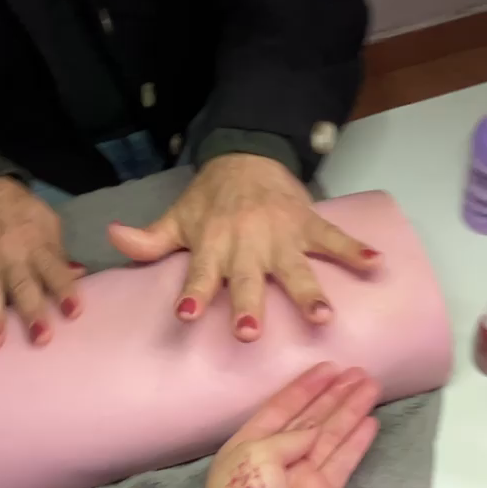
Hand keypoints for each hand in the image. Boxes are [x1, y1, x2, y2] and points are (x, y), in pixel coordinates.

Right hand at [0, 177, 80, 349]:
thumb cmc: (22, 216)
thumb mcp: (48, 225)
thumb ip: (59, 254)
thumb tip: (79, 274)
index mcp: (36, 247)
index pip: (54, 270)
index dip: (64, 290)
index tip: (74, 312)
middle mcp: (10, 259)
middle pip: (22, 288)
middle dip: (31, 312)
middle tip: (41, 338)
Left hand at [108, 153, 381, 341]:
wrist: (247, 155)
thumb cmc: (210, 199)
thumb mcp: (178, 218)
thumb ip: (148, 239)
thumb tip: (111, 238)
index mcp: (213, 243)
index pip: (201, 273)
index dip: (194, 293)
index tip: (186, 314)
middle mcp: (246, 243)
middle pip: (248, 279)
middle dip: (249, 304)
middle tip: (249, 333)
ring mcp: (280, 235)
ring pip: (295, 267)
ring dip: (308, 291)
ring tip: (322, 316)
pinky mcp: (306, 224)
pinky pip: (332, 239)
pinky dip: (354, 250)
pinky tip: (375, 265)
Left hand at [199, 362, 379, 487]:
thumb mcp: (255, 457)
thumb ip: (288, 437)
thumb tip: (314, 432)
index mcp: (248, 444)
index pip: (280, 408)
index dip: (304, 388)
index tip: (328, 368)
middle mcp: (275, 456)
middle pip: (310, 418)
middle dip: (333, 395)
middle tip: (359, 372)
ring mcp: (300, 476)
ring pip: (330, 435)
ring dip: (349, 411)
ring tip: (371, 386)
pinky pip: (341, 461)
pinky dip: (356, 442)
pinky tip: (370, 421)